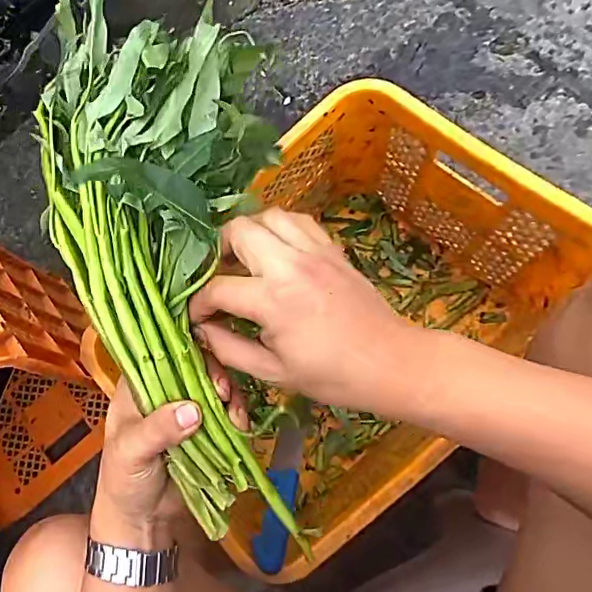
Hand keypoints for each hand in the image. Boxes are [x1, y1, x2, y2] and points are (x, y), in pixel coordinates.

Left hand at [91, 360, 245, 548]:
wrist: (142, 522)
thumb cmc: (123, 481)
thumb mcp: (131, 452)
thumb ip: (158, 429)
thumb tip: (193, 409)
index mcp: (136, 387)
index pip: (160, 353)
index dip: (184, 352)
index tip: (204, 365)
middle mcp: (162, 392)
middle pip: (194, 366)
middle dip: (214, 375)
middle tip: (224, 393)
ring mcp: (185, 410)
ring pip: (213, 387)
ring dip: (230, 396)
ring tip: (235, 416)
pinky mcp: (206, 430)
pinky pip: (225, 413)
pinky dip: (235, 416)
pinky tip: (240, 426)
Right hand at [189, 208, 412, 412]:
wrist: (392, 363)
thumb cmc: (333, 376)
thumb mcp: (273, 372)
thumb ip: (229, 348)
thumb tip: (202, 330)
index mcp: (273, 300)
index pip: (217, 288)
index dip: (199, 304)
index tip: (198, 317)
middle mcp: (290, 265)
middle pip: (237, 231)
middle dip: (217, 251)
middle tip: (218, 275)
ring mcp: (314, 251)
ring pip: (267, 215)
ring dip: (248, 232)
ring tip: (244, 258)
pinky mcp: (332, 249)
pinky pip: (297, 220)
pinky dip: (279, 228)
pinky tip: (276, 251)